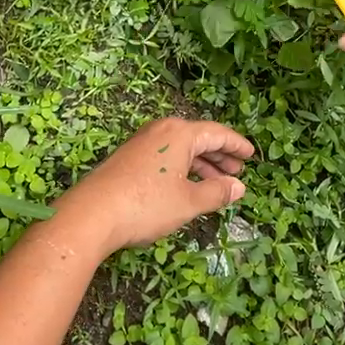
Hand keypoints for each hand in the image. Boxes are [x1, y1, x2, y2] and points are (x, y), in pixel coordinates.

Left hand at [51, 117, 254, 254]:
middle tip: (237, 170)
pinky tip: (187, 186)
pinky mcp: (130, 157)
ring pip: (181, 148)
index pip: (217, 133)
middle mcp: (161, 130)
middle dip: (220, 155)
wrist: (92, 213)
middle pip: (198, 138)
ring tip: (217, 183)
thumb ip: (216, 192)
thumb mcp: (188, 201)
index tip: (251, 155)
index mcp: (179, 133)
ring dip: (201, 164)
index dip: (236, 144)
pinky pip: (166, 155)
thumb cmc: (146, 205)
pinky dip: (183, 167)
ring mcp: (143, 142)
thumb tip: (238, 186)